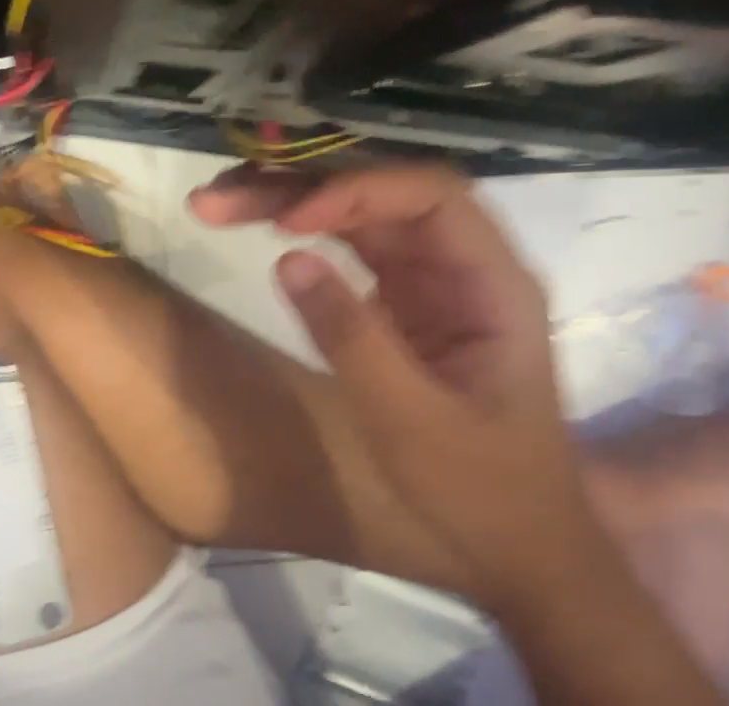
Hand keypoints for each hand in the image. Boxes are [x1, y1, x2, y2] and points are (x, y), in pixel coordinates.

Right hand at [190, 164, 597, 608]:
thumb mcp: (409, 422)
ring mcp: (429, 277)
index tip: (287, 220)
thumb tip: (287, 257)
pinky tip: (252, 223)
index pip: (431, 197)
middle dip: (301, 185)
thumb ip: (351, 338)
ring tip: (214, 201)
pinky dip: (298, 229)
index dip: (358, 190)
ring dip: (287, 199)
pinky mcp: (400, 296)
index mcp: (492, 283)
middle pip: (382, 192)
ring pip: (357, 210)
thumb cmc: (478, 488)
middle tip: (219, 195)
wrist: (514, 543)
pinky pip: (348, 243)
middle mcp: (462, 264)